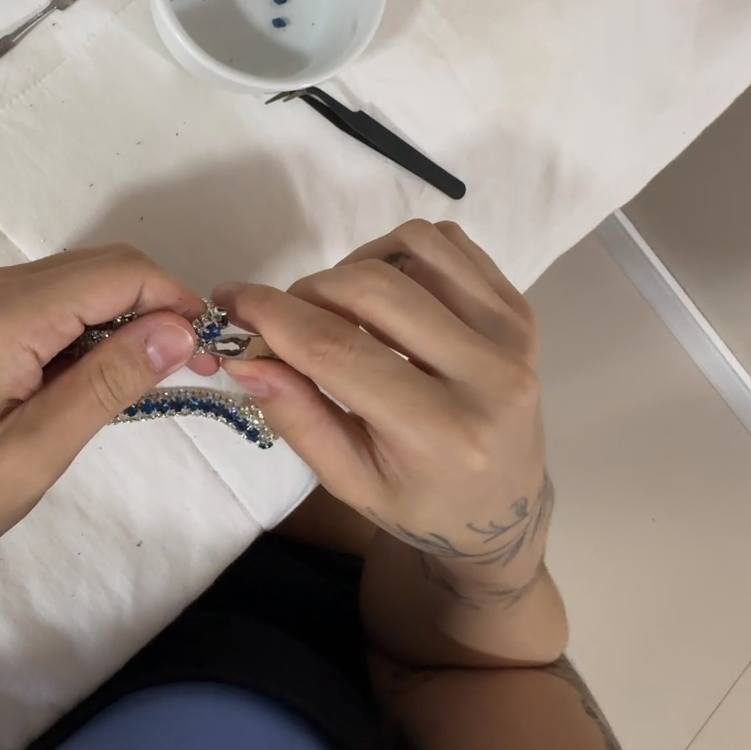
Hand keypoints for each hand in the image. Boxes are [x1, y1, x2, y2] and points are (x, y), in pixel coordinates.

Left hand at [0, 245, 206, 597]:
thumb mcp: (32, 454)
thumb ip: (107, 384)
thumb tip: (178, 330)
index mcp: (10, 313)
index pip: (122, 273)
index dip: (177, 303)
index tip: (208, 358)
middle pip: (105, 267)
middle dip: (158, 307)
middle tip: (186, 373)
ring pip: (82, 282)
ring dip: (126, 319)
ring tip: (142, 385)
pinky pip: (54, 303)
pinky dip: (91, 330)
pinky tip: (92, 381)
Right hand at [218, 221, 550, 606]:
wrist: (504, 507)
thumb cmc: (419, 503)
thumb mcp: (348, 481)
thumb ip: (296, 417)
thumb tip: (244, 357)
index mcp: (442, 433)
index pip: (337, 350)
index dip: (271, 315)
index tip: (229, 300)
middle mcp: (490, 374)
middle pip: (371, 287)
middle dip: (306, 292)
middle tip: (285, 320)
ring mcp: (512, 333)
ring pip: (411, 246)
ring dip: (353, 267)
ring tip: (341, 309)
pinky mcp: (521, 307)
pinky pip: (446, 242)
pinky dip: (398, 252)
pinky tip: (386, 294)